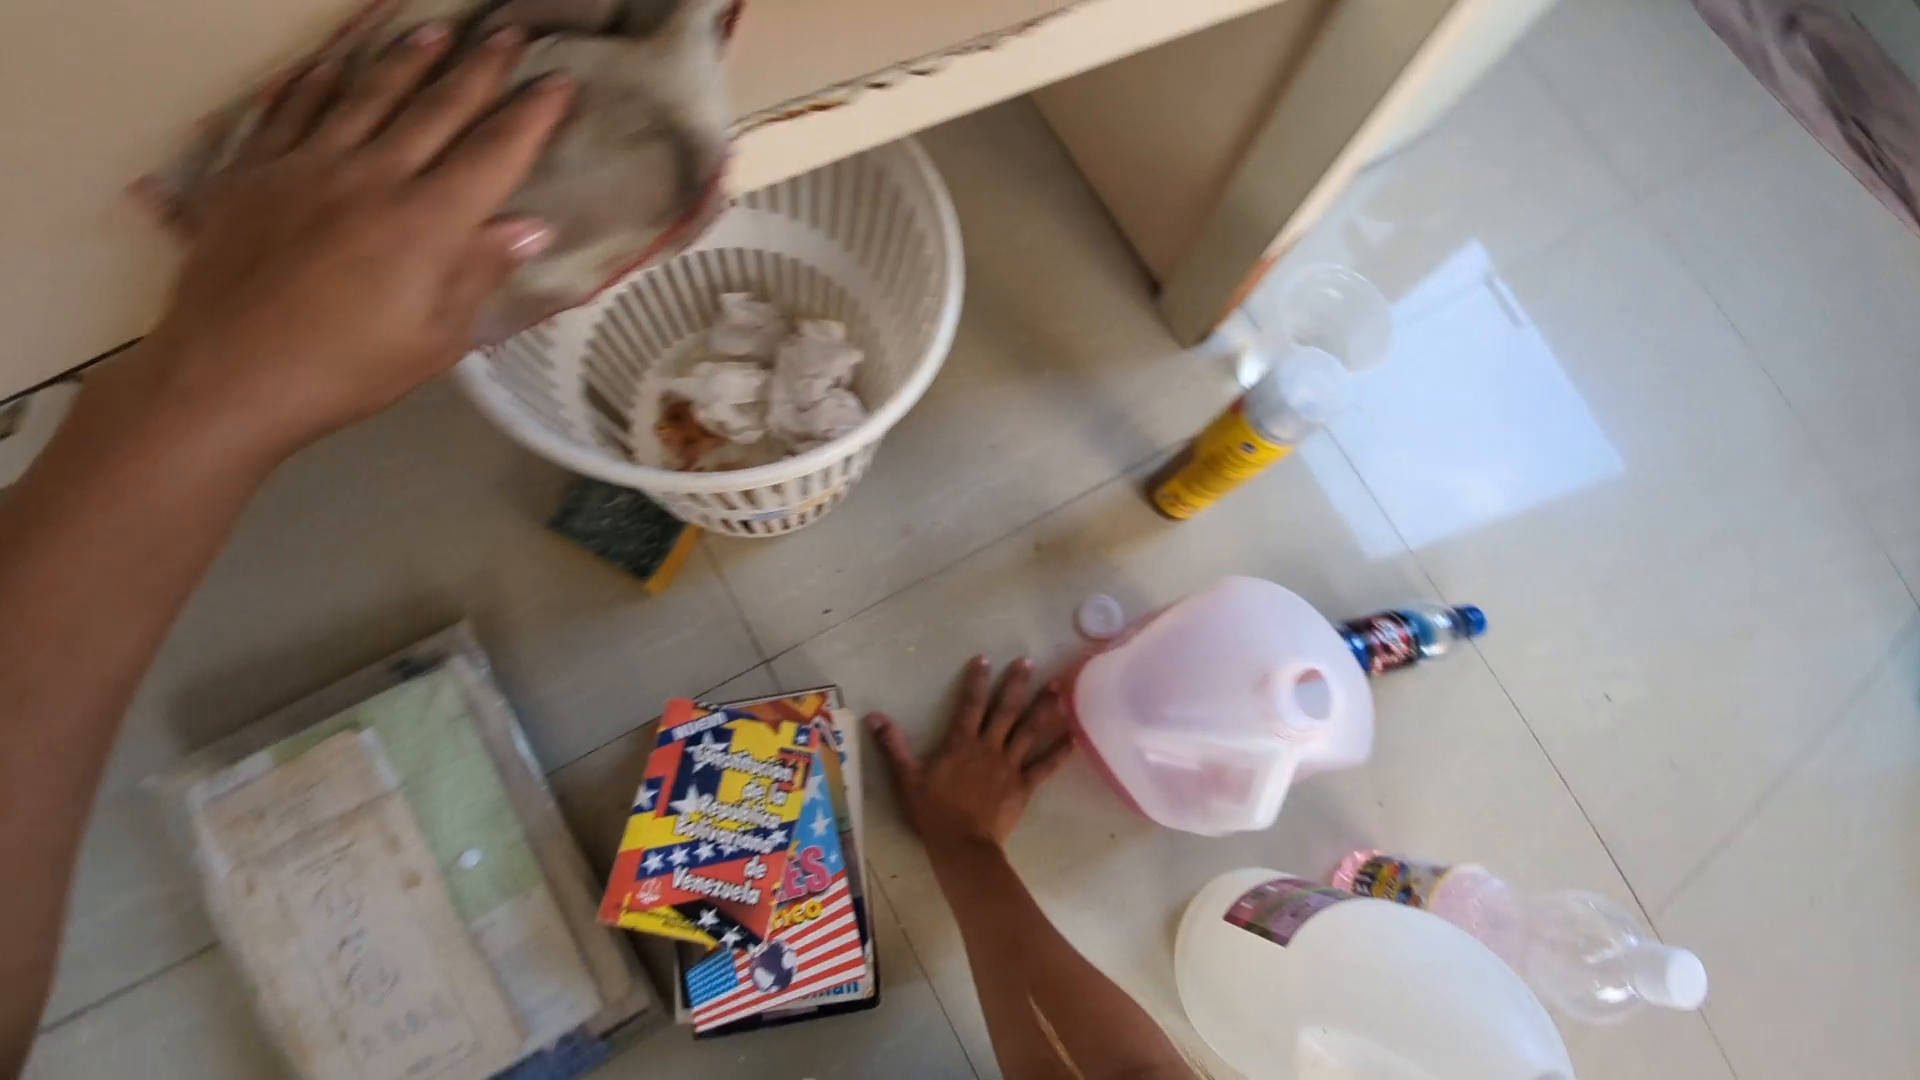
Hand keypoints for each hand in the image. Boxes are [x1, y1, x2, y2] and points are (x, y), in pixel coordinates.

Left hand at [135, 24, 572, 457]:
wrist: (232, 371)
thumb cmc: (355, 367)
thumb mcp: (440, 336)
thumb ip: (480, 272)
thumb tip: (532, 226)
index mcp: (428, 224)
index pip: (493, 155)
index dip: (530, 116)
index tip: (558, 82)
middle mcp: (372, 177)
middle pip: (436, 110)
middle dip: (479, 69)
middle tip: (508, 32)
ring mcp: (307, 165)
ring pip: (366, 94)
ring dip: (407, 59)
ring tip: (436, 29)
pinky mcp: (255, 169)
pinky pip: (293, 108)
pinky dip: (320, 78)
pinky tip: (338, 60)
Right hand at [867, 657, 1074, 854]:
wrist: (961, 846)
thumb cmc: (933, 812)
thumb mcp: (907, 777)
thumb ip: (893, 745)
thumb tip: (874, 716)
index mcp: (961, 743)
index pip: (969, 704)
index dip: (976, 680)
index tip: (985, 659)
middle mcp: (989, 747)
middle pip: (1005, 709)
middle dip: (1017, 684)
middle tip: (1029, 661)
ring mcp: (1009, 765)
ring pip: (1029, 730)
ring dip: (1044, 707)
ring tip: (1058, 687)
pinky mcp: (1024, 786)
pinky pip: (1045, 766)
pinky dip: (1060, 751)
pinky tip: (1075, 736)